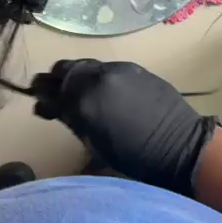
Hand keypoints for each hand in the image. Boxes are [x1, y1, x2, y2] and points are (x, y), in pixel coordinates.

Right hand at [30, 59, 217, 195]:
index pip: (50, 90)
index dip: (41, 96)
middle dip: (57, 80)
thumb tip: (49, 106)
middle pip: (65, 69)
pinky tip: (105, 92)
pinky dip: (98, 77)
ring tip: (82, 93)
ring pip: (86, 65)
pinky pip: (106, 67)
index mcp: (83, 100)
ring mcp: (118, 69)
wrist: (182, 148)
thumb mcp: (94, 143)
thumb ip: (70, 120)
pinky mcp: (135, 67)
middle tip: (57, 94)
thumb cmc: (134, 158)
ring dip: (78, 76)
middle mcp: (97, 77)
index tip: (39, 102)